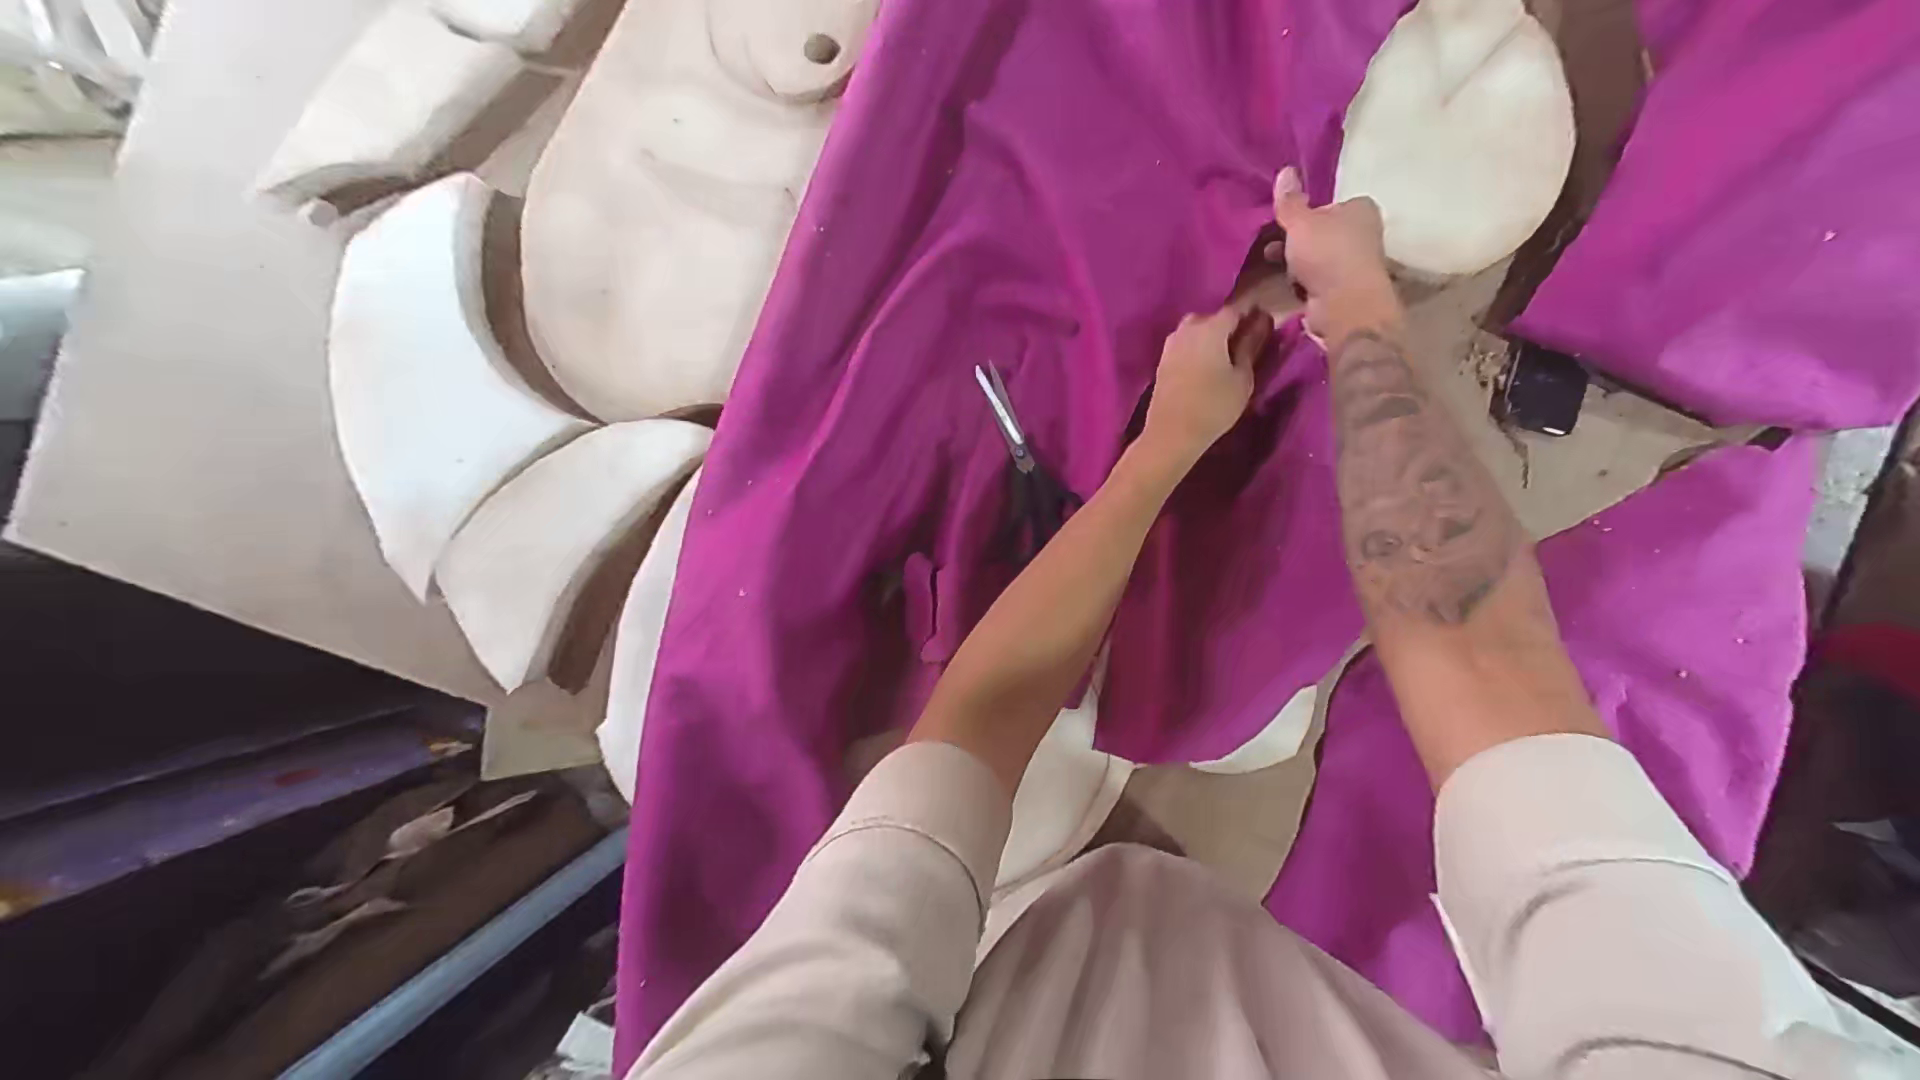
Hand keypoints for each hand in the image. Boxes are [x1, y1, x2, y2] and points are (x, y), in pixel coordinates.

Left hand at [1141, 304, 1272, 465]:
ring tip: (1228, 356)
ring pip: (1198, 331)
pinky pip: (1186, 345)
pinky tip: (1207, 365)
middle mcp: (1187, 328)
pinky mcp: (1162, 361)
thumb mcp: (1242, 377)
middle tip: (1248, 342)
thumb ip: (1252, 344)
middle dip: (1232, 325)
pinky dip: (1198, 349)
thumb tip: (1262, 321)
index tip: (1267, 321)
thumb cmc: (1214, 406)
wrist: (1171, 434)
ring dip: (1213, 337)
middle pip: (1215, 318)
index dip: (1254, 312)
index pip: (1238, 307)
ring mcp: (1171, 344)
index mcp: (1210, 327)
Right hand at [1269, 166, 1398, 346]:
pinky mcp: (1343, 288)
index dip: (1303, 215)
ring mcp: (1353, 262)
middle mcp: (1362, 232)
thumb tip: (1285, 170)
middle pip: (1320, 233)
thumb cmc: (1326, 254)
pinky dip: (1301, 281)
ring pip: (1316, 258)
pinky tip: (1286, 285)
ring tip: (1273, 268)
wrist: (1344, 303)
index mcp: (1359, 208)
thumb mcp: (1301, 222)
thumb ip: (1290, 201)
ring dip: (1295, 264)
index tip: (1282, 225)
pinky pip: (1315, 279)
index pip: (1327, 205)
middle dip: (1295, 242)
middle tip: (1270, 248)